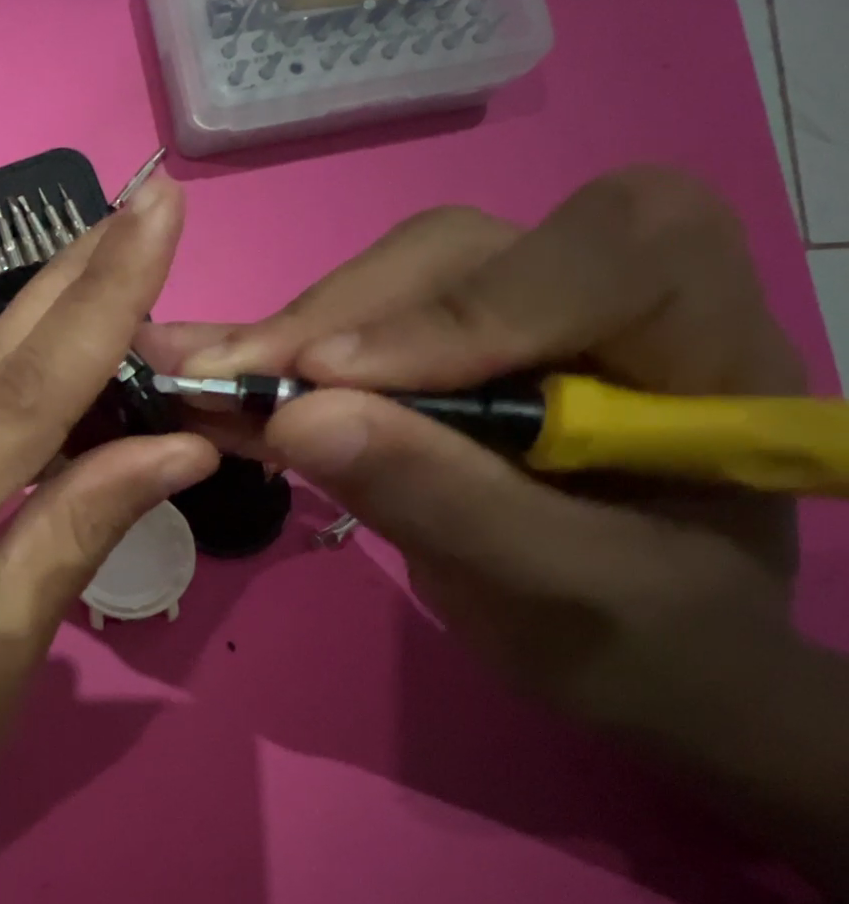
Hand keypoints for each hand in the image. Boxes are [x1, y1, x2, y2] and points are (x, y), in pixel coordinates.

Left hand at [0, 172, 215, 855]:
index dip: (94, 304)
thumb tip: (176, 445)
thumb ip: (79, 529)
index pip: (15, 396)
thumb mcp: (11, 648)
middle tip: (138, 207)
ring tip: (110, 262)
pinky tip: (45, 354)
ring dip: (33, 327)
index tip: (153, 214)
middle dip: (64, 284)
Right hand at [140, 169, 848, 894]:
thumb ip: (444, 497)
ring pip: (389, 279)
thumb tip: (296, 418)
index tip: (327, 379)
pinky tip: (198, 364)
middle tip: (229, 381)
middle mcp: (611, 297)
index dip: (455, 308)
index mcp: (707, 344)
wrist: (636, 650)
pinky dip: (270, 351)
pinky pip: (349, 326)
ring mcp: (516, 314)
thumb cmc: (642, 637)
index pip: (601, 261)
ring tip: (201, 385)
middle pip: (463, 253)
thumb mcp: (558, 585)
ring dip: (288, 336)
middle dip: (338, 319)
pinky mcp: (439, 347)